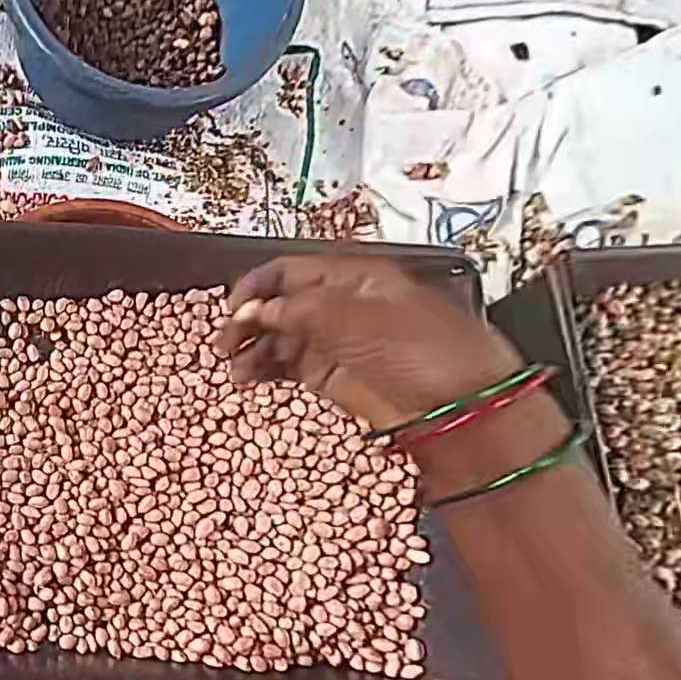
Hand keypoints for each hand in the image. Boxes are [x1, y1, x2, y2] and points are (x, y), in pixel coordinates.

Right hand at [211, 256, 524, 429]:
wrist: (455, 408)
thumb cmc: (422, 352)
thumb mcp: (359, 319)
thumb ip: (299, 309)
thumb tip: (252, 311)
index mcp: (351, 279)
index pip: (289, 271)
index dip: (256, 286)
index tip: (231, 309)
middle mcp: (336, 306)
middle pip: (274, 305)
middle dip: (245, 322)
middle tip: (225, 344)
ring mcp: (329, 340)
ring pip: (272, 337)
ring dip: (248, 349)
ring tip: (235, 369)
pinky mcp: (323, 372)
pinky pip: (279, 365)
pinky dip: (258, 369)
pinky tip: (246, 377)